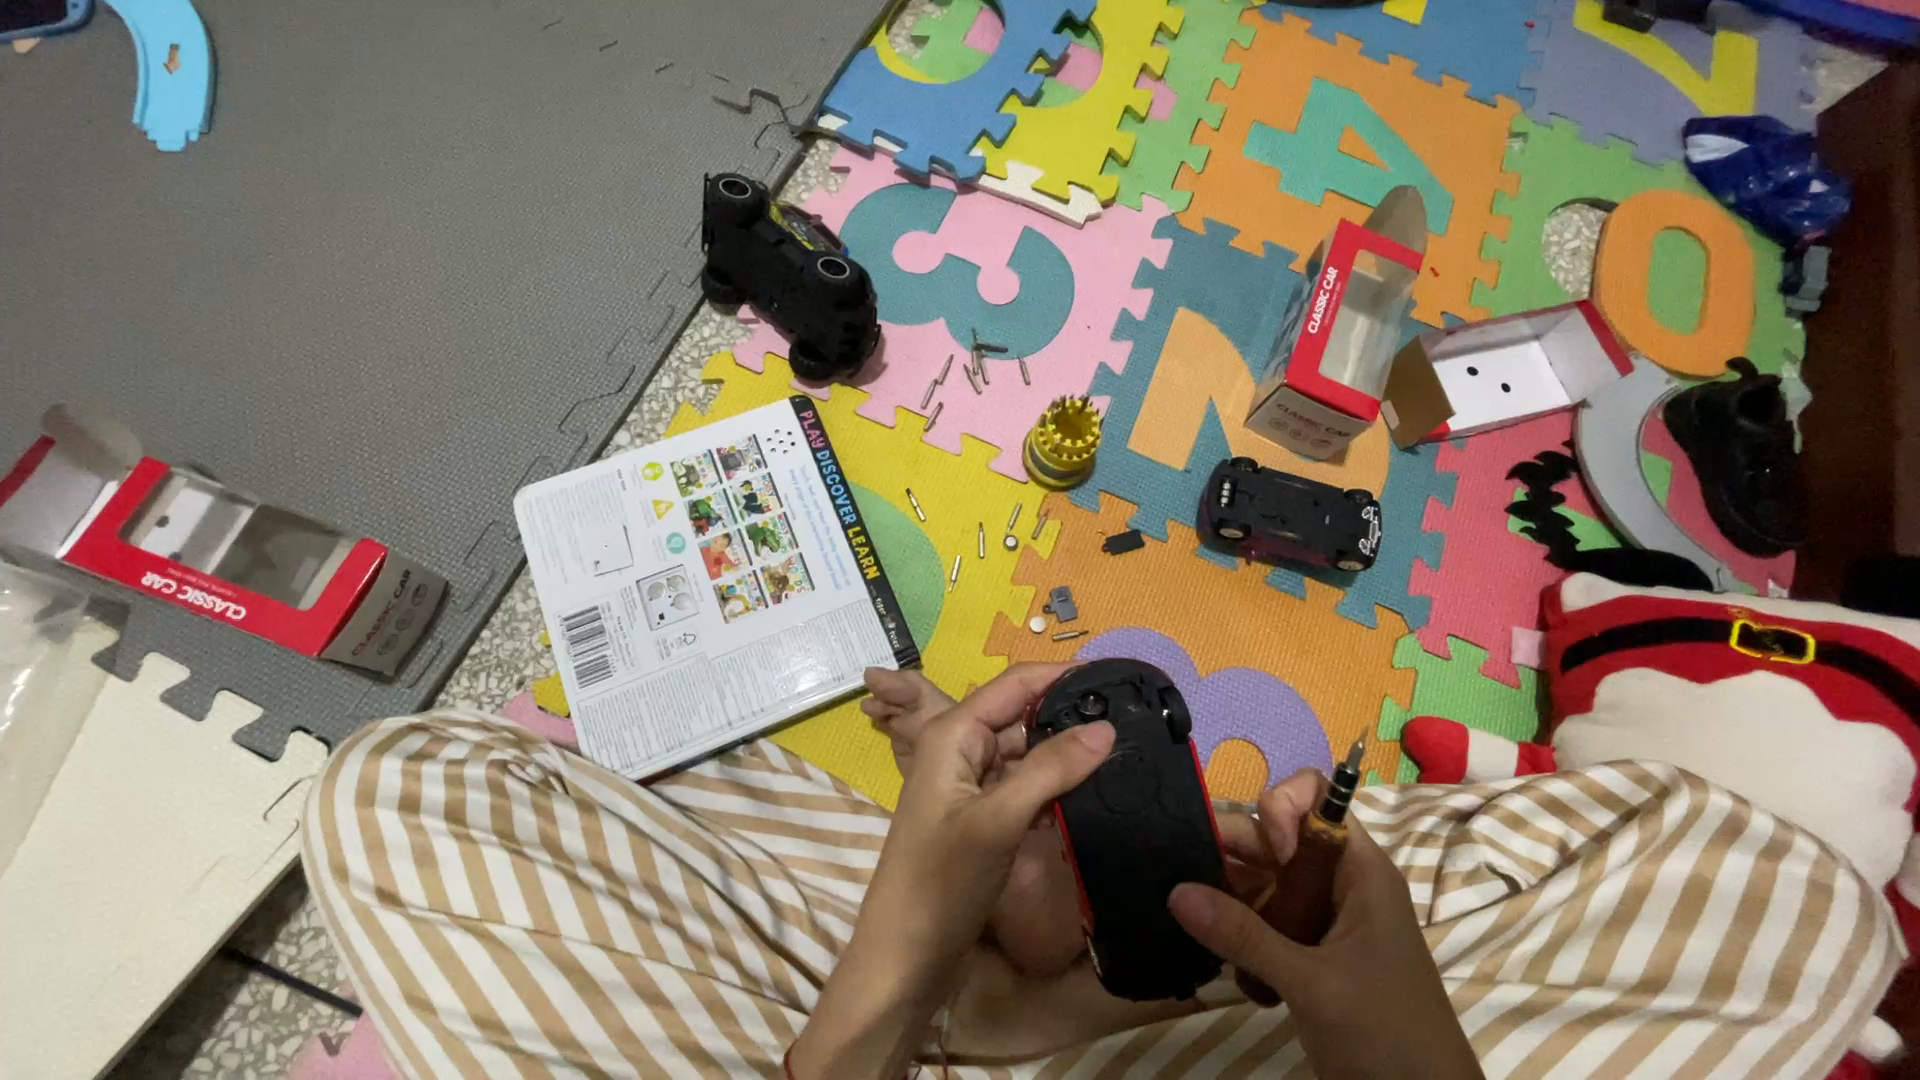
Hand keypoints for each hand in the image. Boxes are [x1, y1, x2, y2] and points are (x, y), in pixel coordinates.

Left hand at [788, 664, 1113, 1078]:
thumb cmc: (941, 881)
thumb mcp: (998, 820)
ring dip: (1066, 755)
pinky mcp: (982, 817)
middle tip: (1133, 722)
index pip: (1015, 684)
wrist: (904, 956)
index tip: (1116, 676)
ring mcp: (971, 784)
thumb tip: (1107, 727)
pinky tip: (1092, 793)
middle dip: (1070, 717)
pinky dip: (1053, 787)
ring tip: (1125, 753)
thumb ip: (1050, 769)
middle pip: (1022, 716)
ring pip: (1026, 753)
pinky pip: (1024, 786)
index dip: (1061, 675)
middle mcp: (961, 749)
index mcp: (953, 733)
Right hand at [1169, 770, 1482, 1079]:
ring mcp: (1321, 916)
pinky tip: (1227, 967)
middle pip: (1275, 836)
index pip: (1317, 797)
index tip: (1266, 850)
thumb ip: (1244, 936)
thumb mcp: (1313, 984)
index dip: (1282, 807)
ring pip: (1261, 878)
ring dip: (1229, 900)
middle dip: (1235, 855)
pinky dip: (1238, 933)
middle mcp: (1337, 881)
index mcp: (1358, 869)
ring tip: (1203, 930)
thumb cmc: (1387, 1035)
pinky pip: (1260, 918)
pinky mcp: (1306, 949)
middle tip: (1194, 884)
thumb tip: (1175, 891)